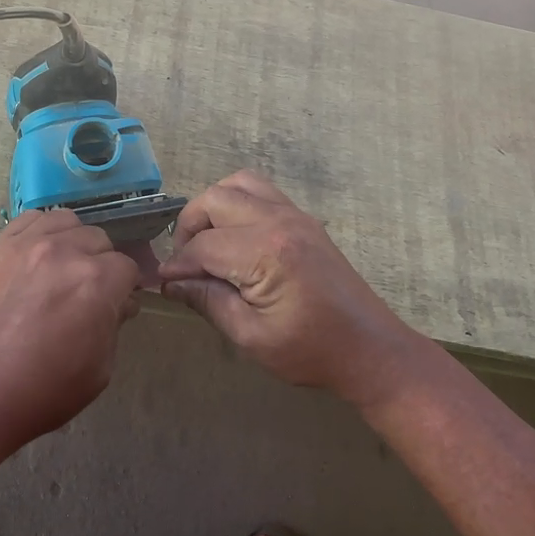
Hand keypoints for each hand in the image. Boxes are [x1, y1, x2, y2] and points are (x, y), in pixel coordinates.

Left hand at [0, 209, 140, 451]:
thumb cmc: (41, 392)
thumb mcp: (98, 370)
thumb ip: (114, 327)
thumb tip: (119, 304)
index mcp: (97, 283)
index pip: (127, 267)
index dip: (124, 289)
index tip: (115, 305)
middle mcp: (65, 252)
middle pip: (99, 240)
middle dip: (101, 265)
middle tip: (86, 294)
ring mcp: (27, 244)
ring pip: (66, 221)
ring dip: (73, 242)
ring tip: (61, 269)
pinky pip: (30, 219)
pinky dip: (41, 231)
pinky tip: (37, 255)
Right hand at [158, 170, 425, 407]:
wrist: (370, 348)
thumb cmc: (310, 351)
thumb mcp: (251, 336)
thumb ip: (208, 301)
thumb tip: (171, 282)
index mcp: (266, 253)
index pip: (204, 246)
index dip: (178, 265)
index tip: (164, 282)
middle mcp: (279, 221)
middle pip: (215, 200)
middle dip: (190, 227)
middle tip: (185, 262)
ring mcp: (294, 214)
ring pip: (238, 184)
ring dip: (214, 206)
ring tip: (208, 241)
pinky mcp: (304, 218)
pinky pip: (261, 191)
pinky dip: (239, 203)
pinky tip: (235, 236)